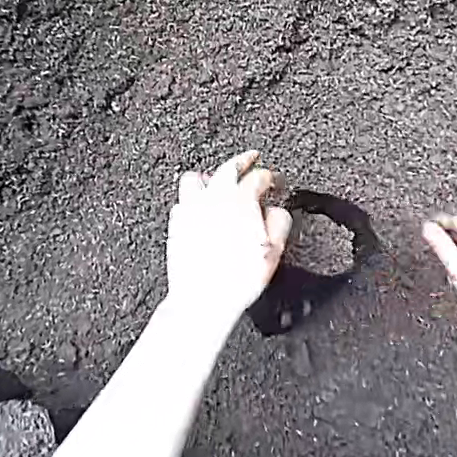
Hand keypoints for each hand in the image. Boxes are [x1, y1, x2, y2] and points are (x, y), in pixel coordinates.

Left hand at [166, 150, 292, 315]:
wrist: (204, 298)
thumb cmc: (238, 278)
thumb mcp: (273, 250)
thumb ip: (279, 222)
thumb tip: (278, 211)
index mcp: (241, 200)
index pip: (259, 177)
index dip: (270, 177)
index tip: (274, 180)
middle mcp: (214, 199)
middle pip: (228, 167)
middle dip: (242, 159)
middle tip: (251, 158)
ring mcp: (192, 209)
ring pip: (197, 178)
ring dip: (210, 176)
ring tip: (219, 180)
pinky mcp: (177, 223)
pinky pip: (182, 201)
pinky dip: (193, 200)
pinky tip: (200, 208)